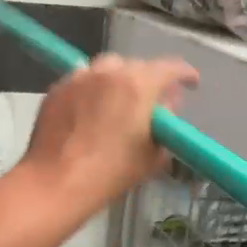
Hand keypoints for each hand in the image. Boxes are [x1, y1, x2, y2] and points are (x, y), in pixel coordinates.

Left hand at [16, 54, 197, 217]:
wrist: (55, 180)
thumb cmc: (110, 172)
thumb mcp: (152, 154)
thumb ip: (164, 124)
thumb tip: (163, 108)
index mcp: (137, 85)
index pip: (169, 68)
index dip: (184, 74)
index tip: (190, 84)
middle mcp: (107, 72)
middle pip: (135, 66)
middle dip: (147, 80)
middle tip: (150, 101)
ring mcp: (78, 77)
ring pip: (105, 68)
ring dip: (117, 80)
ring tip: (118, 103)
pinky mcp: (56, 88)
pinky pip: (81, 80)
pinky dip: (91, 89)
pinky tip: (90, 110)